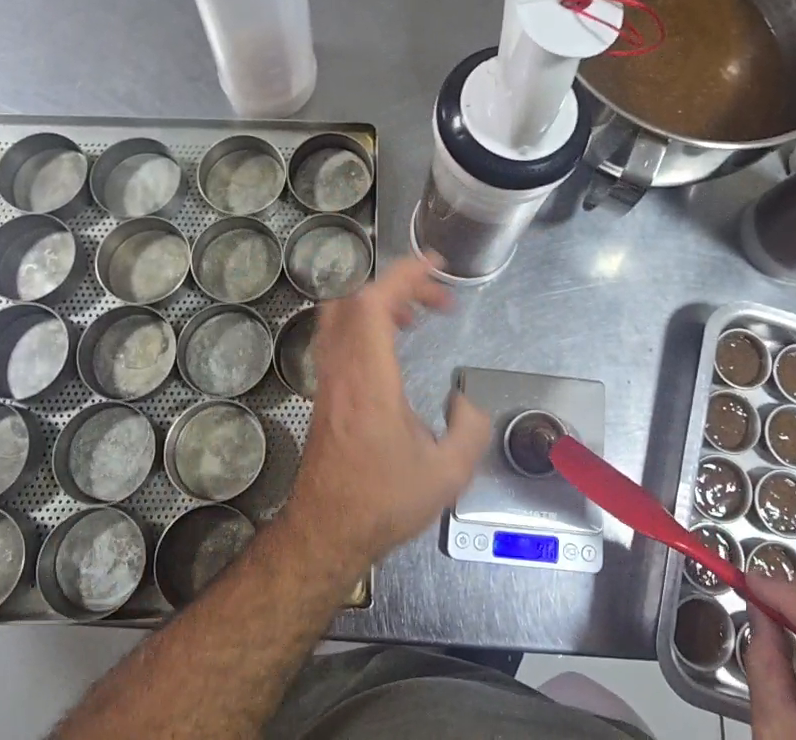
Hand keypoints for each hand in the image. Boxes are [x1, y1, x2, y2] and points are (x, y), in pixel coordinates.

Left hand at [281, 256, 490, 572]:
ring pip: (341, 315)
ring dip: (379, 302)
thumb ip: (470, 429)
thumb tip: (466, 401)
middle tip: (434, 296)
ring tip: (417, 314)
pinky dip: (366, 323)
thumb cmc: (382, 503)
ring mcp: (328, 380)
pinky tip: (393, 345)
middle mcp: (343, 372)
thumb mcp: (447, 474)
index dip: (403, 275)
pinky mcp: (325, 391)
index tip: (433, 265)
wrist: (327, 531)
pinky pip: (340, 336)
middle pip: (354, 300)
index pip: (373, 306)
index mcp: (370, 383)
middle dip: (397, 284)